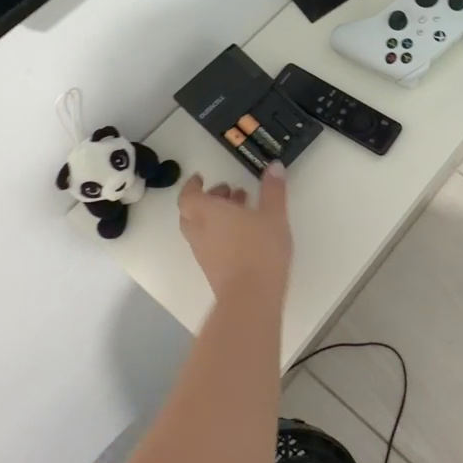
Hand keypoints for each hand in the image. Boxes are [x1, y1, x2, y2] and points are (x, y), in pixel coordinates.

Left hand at [177, 163, 291, 302]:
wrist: (251, 296)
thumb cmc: (261, 248)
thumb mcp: (274, 214)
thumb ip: (273, 189)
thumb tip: (273, 166)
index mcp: (209, 213)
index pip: (188, 196)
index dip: (192, 185)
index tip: (202, 177)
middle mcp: (200, 231)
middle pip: (190, 213)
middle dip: (206, 200)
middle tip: (227, 192)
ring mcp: (203, 253)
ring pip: (199, 229)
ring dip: (213, 217)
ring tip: (241, 210)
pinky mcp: (211, 269)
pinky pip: (208, 244)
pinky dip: (218, 233)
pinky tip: (243, 234)